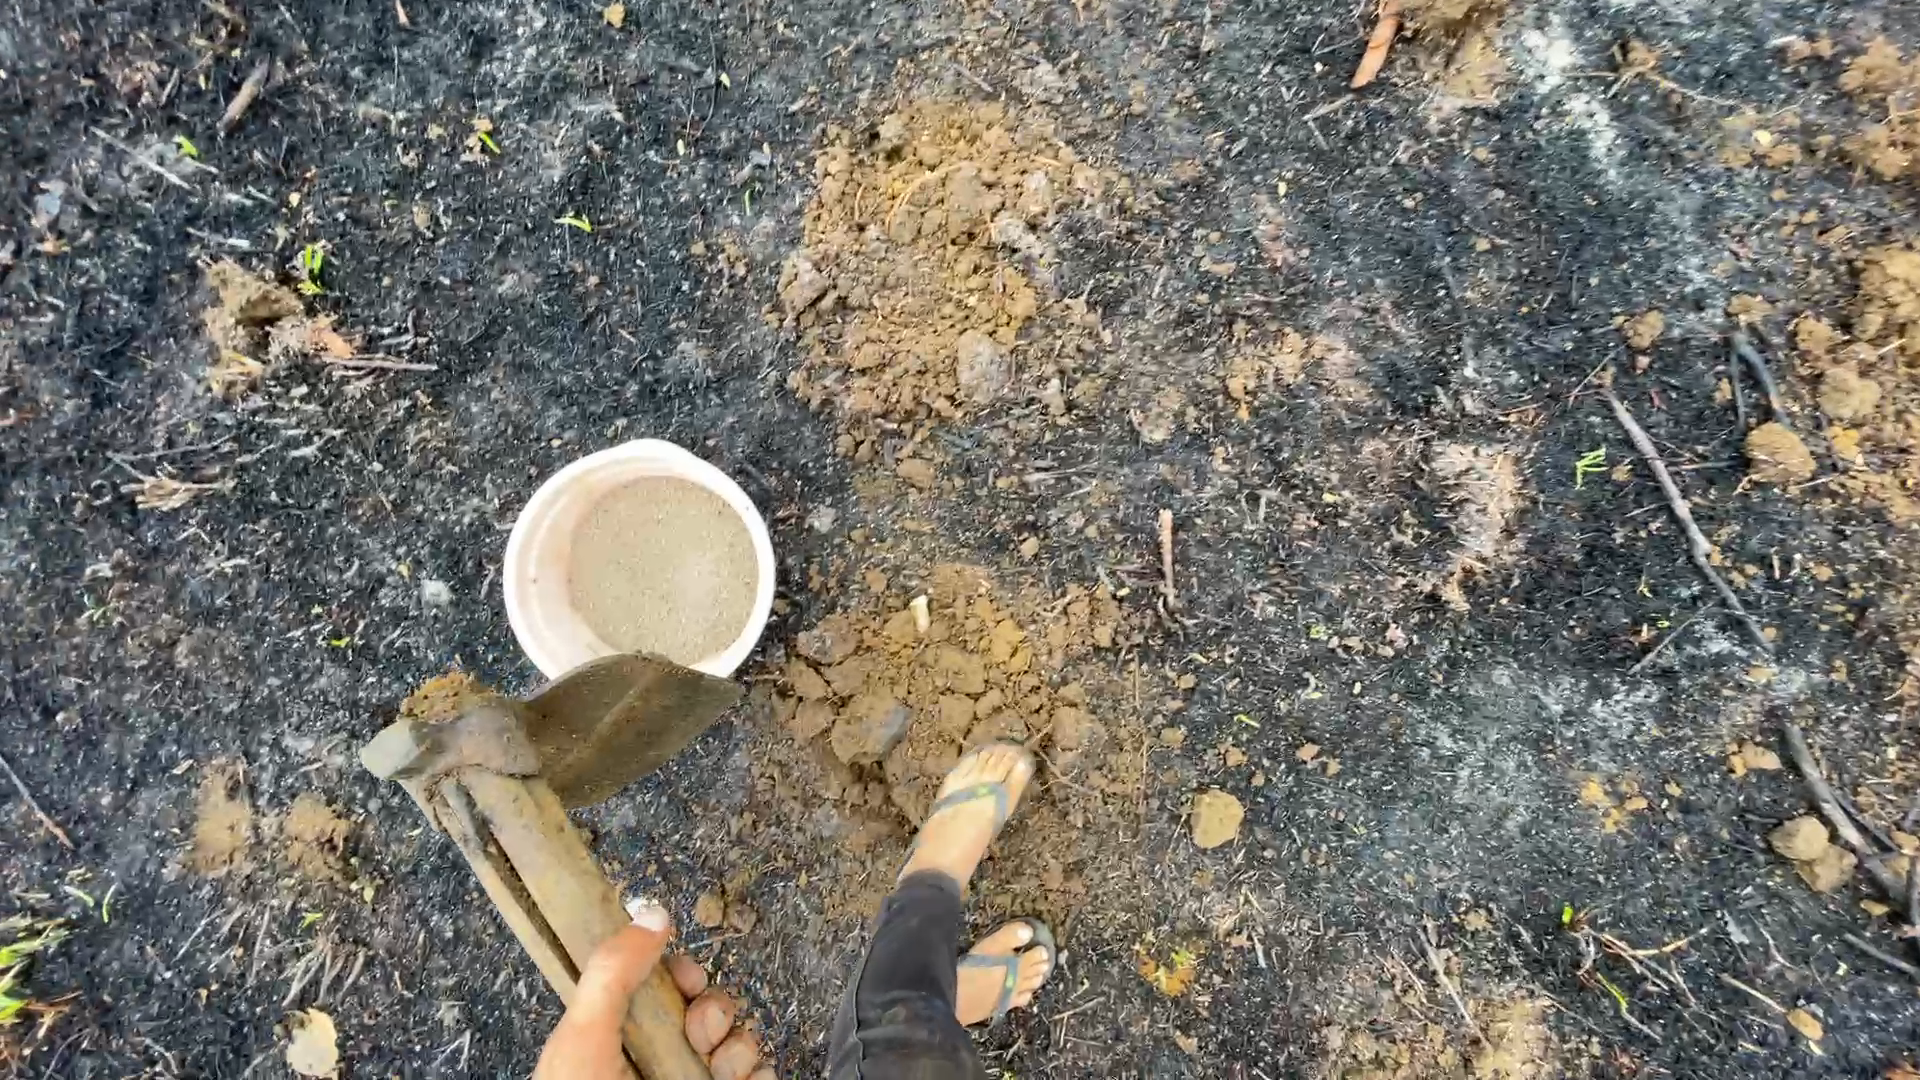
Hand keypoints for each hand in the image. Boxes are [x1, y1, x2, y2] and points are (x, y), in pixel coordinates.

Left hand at [533, 899, 774, 1079]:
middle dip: (713, 1012)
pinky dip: (759, 1073)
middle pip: (710, 1004)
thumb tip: (654, 913)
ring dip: (738, 1047)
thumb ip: (613, 973)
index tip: (685, 980)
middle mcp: (660, 1058)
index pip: (665, 982)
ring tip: (717, 1071)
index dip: (682, 972)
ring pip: (740, 1039)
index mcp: (621, 1035)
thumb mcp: (581, 1041)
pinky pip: (761, 1073)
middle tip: (696, 1035)